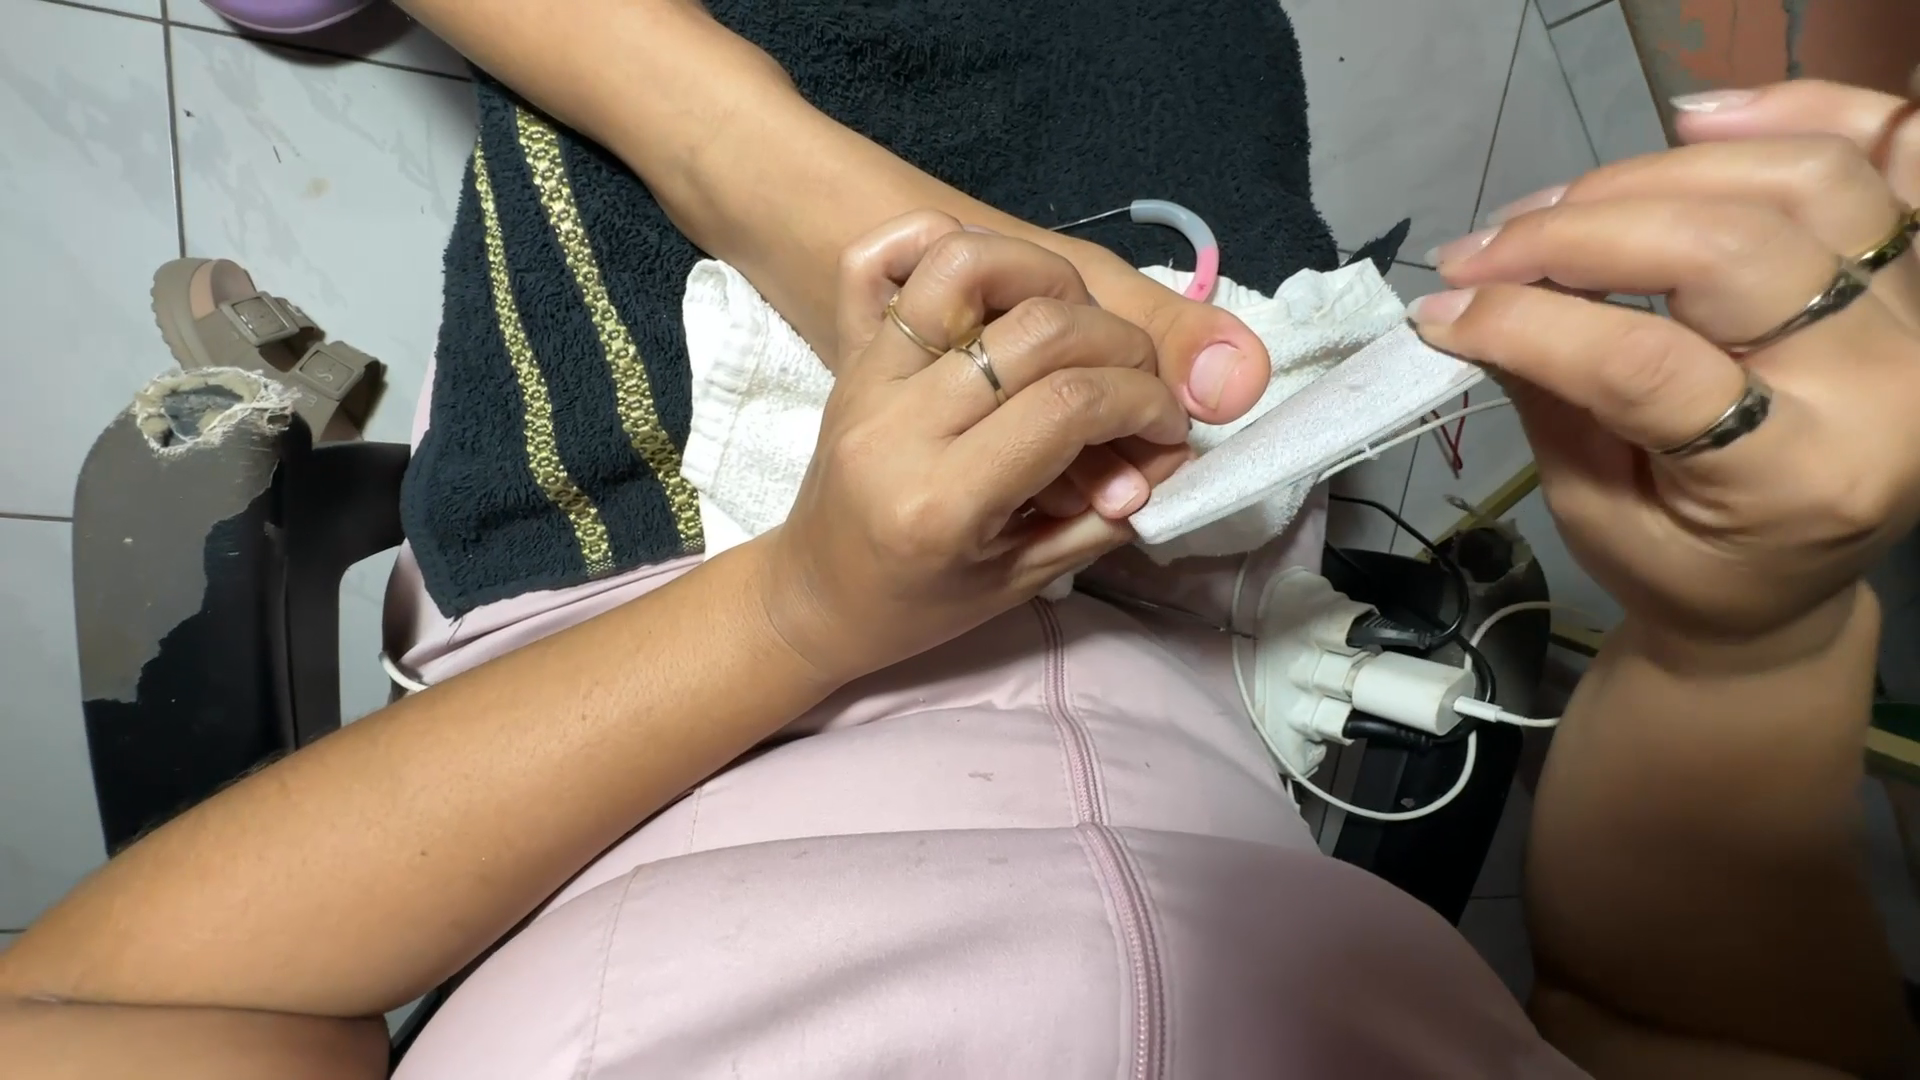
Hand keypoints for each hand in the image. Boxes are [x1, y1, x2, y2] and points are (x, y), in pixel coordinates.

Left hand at [760, 211, 1190, 682]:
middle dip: (1120, 347)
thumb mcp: (1018, 584)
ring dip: (1047, 277)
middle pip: (1039, 328)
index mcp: (941, 500)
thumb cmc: (915, 609)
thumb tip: (1164, 461)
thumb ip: (1100, 520)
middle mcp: (898, 423)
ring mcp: (865, 378)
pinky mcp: (848, 357)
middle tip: (1136, 388)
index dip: (1144, 403)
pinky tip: (988, 286)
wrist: (810, 597)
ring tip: (1076, 327)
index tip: (1164, 428)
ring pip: (965, 264)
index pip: (1072, 404)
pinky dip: (938, 242)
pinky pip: (879, 260)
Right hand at [1406, 79, 1919, 661]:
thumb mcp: (1589, 508)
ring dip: (1646, 179)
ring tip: (1542, 210)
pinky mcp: (1917, 281)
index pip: (1644, 366)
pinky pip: (1888, 160)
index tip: (1437, 313)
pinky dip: (1801, 115)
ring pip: (1801, 186)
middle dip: (1574, 238)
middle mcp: (1888, 383)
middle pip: (1729, 252)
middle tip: (1474, 254)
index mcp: (1790, 476)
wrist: (1778, 582)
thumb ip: (1551, 400)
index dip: (1527, 324)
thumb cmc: (1671, 562)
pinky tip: (1698, 118)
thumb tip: (1475, 308)